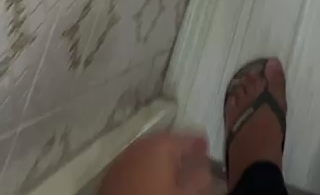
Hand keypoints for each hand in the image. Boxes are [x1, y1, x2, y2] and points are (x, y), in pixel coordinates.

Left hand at [98, 130, 220, 194]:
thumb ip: (199, 179)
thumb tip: (206, 168)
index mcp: (163, 144)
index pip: (189, 137)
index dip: (200, 144)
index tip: (207, 150)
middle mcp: (143, 143)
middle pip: (167, 142)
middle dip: (179, 151)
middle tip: (190, 163)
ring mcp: (124, 157)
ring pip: (149, 151)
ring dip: (161, 159)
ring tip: (170, 174)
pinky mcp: (112, 173)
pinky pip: (135, 163)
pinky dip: (145, 168)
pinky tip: (149, 181)